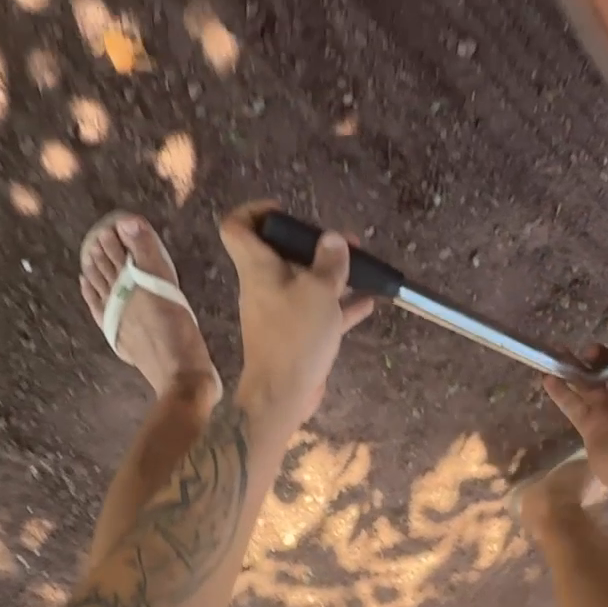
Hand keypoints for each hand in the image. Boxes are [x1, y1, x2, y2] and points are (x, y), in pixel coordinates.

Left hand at [219, 200, 375, 434]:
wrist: (283, 395)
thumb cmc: (295, 336)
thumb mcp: (319, 292)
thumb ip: (330, 263)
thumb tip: (334, 240)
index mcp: (258, 268)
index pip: (238, 227)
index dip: (256, 211)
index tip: (285, 212)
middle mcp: (265, 287)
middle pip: (281, 254)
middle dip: (314, 245)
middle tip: (345, 243)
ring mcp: (281, 313)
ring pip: (305, 283)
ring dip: (332, 274)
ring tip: (363, 268)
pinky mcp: (297, 337)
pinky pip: (320, 312)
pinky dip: (341, 305)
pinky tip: (369, 301)